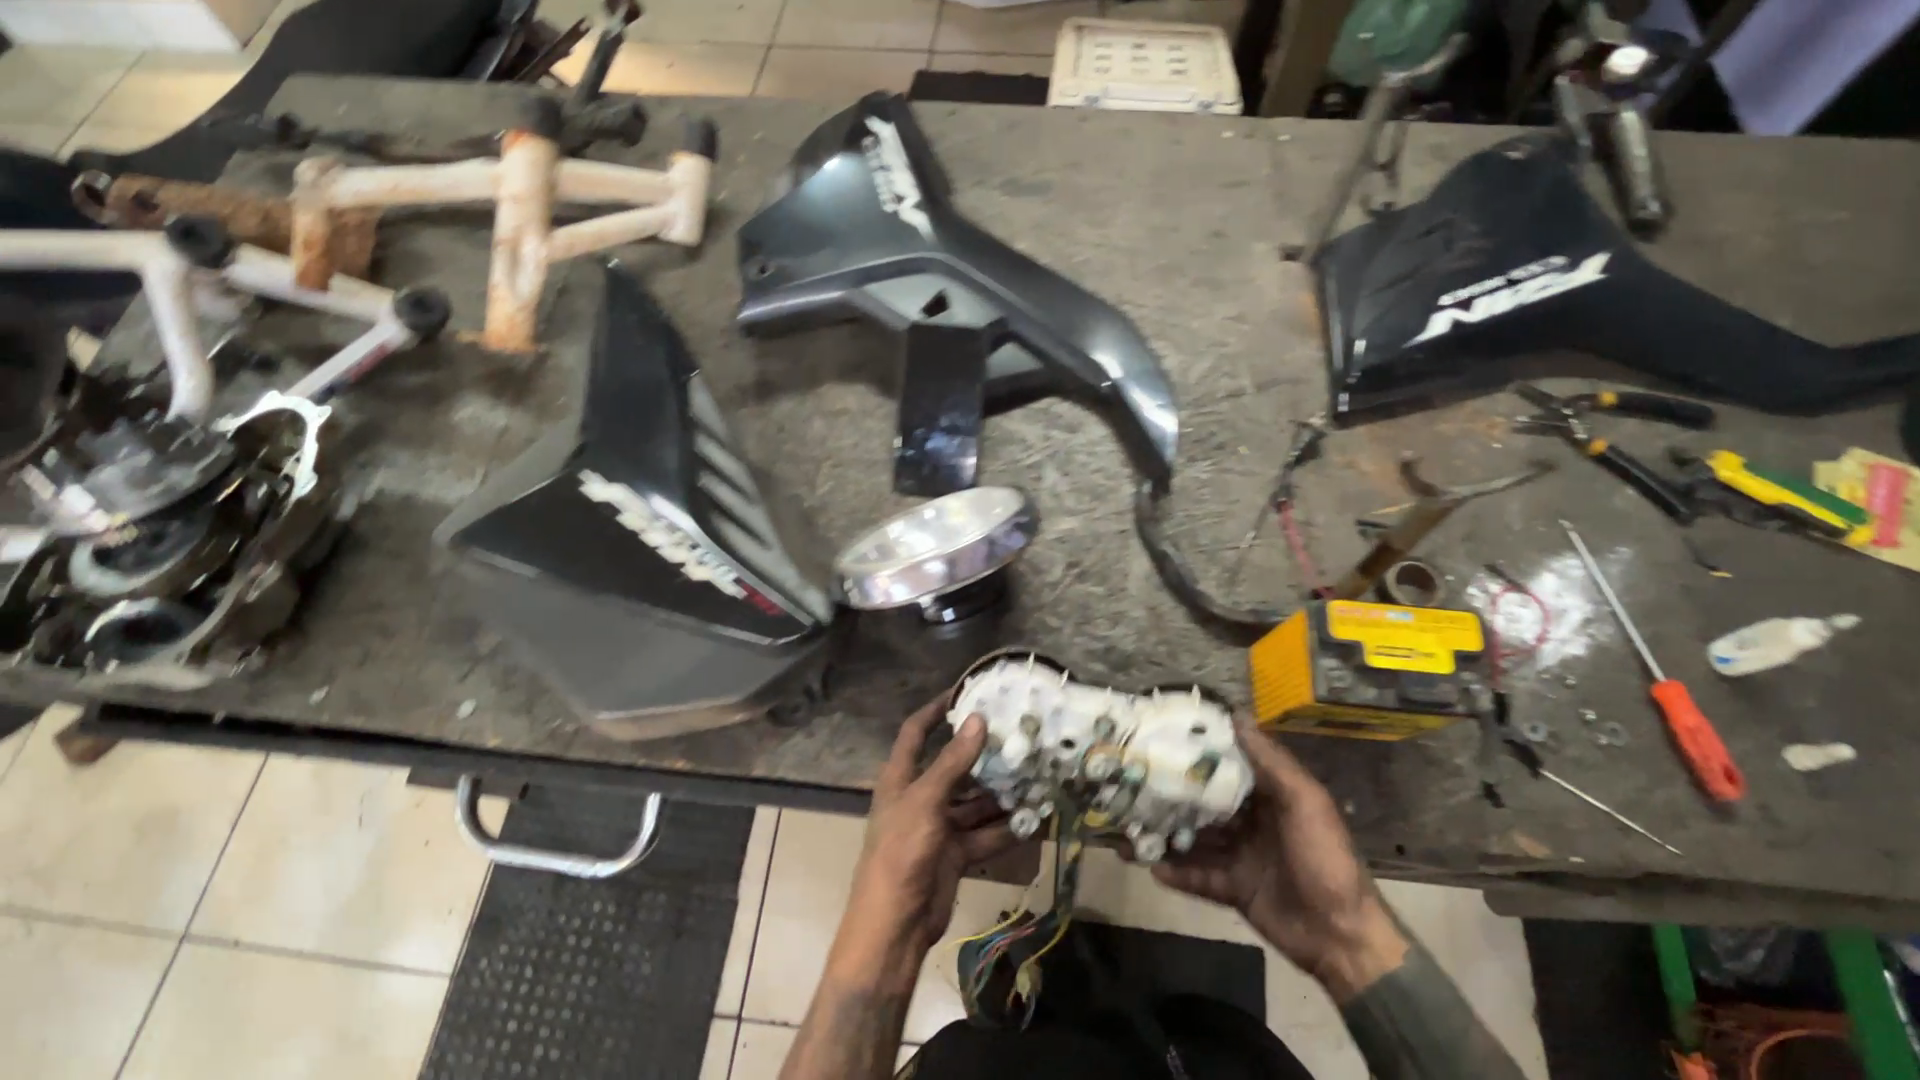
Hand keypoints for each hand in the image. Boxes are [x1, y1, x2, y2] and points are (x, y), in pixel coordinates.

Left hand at [832, 700, 1019, 976]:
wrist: (895, 924)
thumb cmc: (902, 852)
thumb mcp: (926, 802)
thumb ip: (953, 762)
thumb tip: (978, 719)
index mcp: (900, 779)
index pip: (916, 733)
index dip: (935, 710)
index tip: (964, 691)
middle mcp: (919, 798)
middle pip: (953, 767)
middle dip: (983, 756)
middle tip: (1019, 737)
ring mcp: (938, 827)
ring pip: (975, 802)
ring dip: (1001, 794)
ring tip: (1035, 776)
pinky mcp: (955, 854)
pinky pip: (985, 833)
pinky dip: (1007, 828)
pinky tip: (1034, 818)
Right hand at [1152, 712, 1407, 1000]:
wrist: (1340, 935)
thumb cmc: (1324, 859)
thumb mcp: (1305, 802)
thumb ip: (1272, 761)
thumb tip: (1237, 715)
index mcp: (1274, 797)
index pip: (1232, 767)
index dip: (1201, 753)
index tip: (1165, 736)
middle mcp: (1254, 822)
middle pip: (1206, 803)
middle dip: (1173, 795)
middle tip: (1134, 782)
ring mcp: (1242, 857)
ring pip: (1196, 840)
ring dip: (1166, 835)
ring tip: (1128, 826)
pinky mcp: (1234, 888)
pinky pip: (1198, 877)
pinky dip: (1175, 872)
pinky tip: (1148, 864)